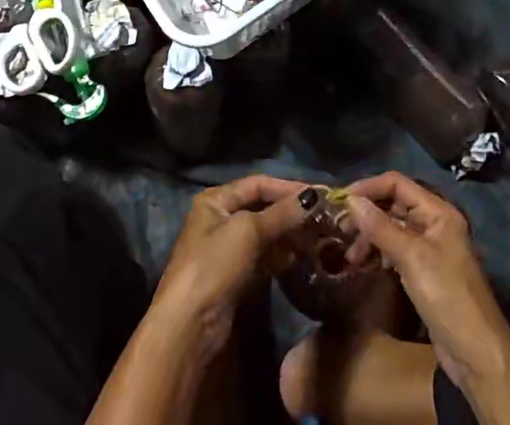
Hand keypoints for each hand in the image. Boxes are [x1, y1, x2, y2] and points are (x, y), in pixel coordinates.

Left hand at [153, 174, 312, 357]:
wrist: (189, 326)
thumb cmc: (214, 265)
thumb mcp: (248, 232)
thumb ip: (282, 213)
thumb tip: (314, 196)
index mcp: (215, 200)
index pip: (258, 184)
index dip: (287, 187)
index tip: (317, 195)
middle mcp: (218, 219)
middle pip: (261, 208)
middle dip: (289, 212)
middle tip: (320, 217)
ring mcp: (225, 248)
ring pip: (264, 233)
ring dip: (287, 234)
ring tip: (314, 237)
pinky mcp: (233, 275)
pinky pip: (262, 256)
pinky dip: (279, 255)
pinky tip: (297, 258)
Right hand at [342, 173, 509, 388]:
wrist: (474, 350)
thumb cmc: (446, 295)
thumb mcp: (412, 258)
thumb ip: (381, 227)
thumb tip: (351, 201)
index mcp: (438, 211)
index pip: (398, 184)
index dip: (369, 187)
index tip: (341, 200)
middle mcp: (434, 223)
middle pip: (394, 205)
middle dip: (367, 213)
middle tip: (340, 228)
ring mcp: (429, 247)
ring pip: (392, 229)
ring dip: (370, 236)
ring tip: (350, 256)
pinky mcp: (423, 270)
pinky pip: (395, 250)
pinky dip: (378, 253)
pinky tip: (363, 264)